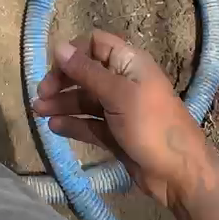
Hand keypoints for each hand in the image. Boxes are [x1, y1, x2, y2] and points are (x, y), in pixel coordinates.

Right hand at [31, 30, 218, 211]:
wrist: (180, 175)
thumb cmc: (151, 125)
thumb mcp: (118, 94)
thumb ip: (86, 71)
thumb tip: (59, 46)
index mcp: (129, 62)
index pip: (94, 44)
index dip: (73, 53)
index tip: (55, 69)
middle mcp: (122, 80)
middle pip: (85, 72)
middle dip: (62, 81)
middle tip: (41, 95)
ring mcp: (119, 108)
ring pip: (84, 98)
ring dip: (62, 103)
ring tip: (38, 112)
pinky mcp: (115, 132)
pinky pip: (89, 122)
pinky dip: (72, 123)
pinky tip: (54, 127)